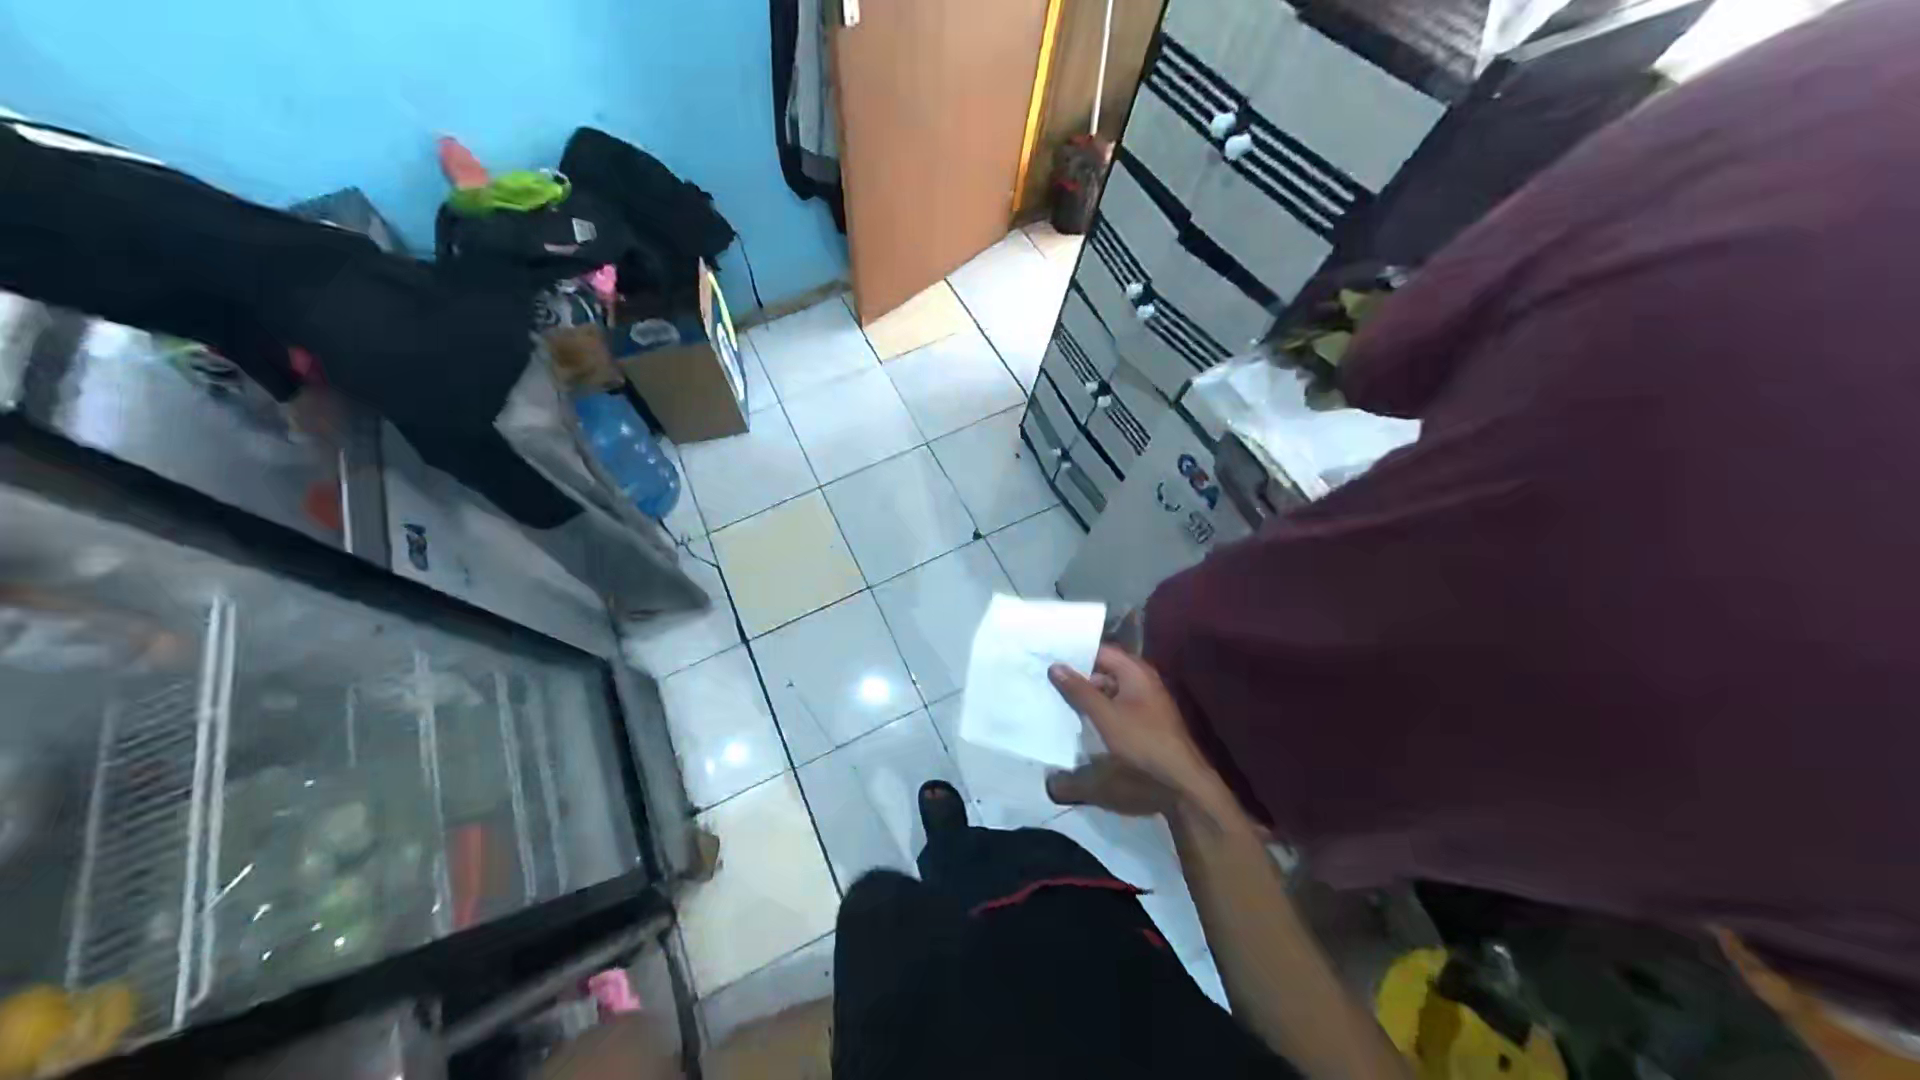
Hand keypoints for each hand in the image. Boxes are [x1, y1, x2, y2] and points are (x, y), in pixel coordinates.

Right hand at [1045, 645, 1230, 818]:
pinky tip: (1082, 716)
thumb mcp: (1105, 715)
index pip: (1101, 651)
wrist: (1180, 776)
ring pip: (1110, 687)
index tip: (1050, 658)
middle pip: (1105, 668)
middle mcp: (1142, 679)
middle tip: (1049, 679)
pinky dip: (1100, 706)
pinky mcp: (1146, 717)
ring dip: (1088, 693)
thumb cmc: (1142, 740)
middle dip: (1079, 674)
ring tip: (1059, 697)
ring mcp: (1146, 698)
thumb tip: (1055, 666)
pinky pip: (1117, 703)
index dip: (1076, 654)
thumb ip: (1079, 690)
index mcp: (1135, 671)